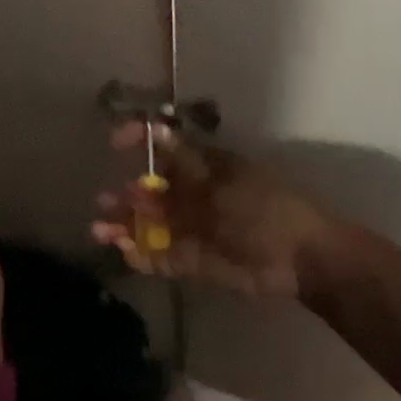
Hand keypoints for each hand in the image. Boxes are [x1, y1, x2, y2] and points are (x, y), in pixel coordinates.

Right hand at [91, 123, 334, 299]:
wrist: (300, 259)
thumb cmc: (263, 211)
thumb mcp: (218, 189)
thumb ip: (180, 176)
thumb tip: (151, 140)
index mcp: (206, 166)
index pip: (167, 146)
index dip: (141, 141)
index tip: (115, 143)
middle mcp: (197, 194)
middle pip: (154, 192)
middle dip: (127, 196)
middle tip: (101, 203)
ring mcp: (196, 228)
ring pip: (153, 225)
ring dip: (127, 226)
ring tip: (101, 230)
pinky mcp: (197, 260)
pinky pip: (164, 256)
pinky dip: (143, 256)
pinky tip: (124, 253)